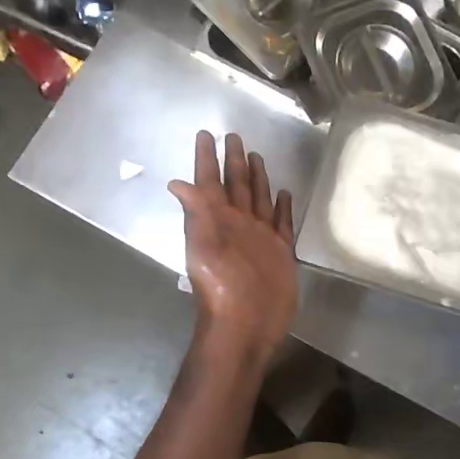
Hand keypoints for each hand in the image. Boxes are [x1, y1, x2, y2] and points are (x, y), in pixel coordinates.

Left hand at [170, 131, 297, 355]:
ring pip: (258, 199)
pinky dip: (282, 207)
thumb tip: (175, 182)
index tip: (206, 134)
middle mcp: (237, 224)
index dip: (206, 159)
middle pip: (236, 184)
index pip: (209, 181)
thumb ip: (195, 213)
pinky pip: (281, 222)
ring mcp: (259, 237)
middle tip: (232, 136)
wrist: (246, 324)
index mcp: (217, 220)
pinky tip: (284, 193)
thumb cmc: (222, 287)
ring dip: (256, 178)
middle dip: (233, 161)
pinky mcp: (280, 251)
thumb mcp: (203, 246)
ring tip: (256, 156)